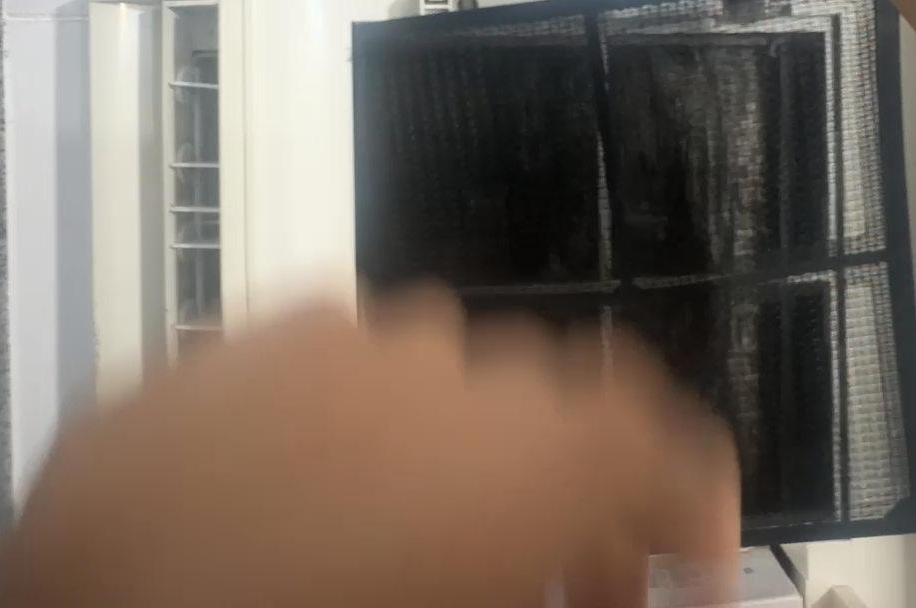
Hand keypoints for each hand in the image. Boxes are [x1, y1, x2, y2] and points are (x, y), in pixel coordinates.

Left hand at [0, 291, 740, 607]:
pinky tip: (288, 505)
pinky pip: (328, 372)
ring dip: (445, 456)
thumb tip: (594, 573)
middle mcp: (430, 355)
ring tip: (395, 547)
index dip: (690, 502)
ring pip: (430, 380)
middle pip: (538, 407)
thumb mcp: (477, 602)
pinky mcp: (226, 343)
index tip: (683, 579)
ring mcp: (318, 334)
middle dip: (558, 496)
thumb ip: (563, 578)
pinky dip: (345, 430)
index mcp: (508, 441)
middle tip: (540, 587)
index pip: (653, 430)